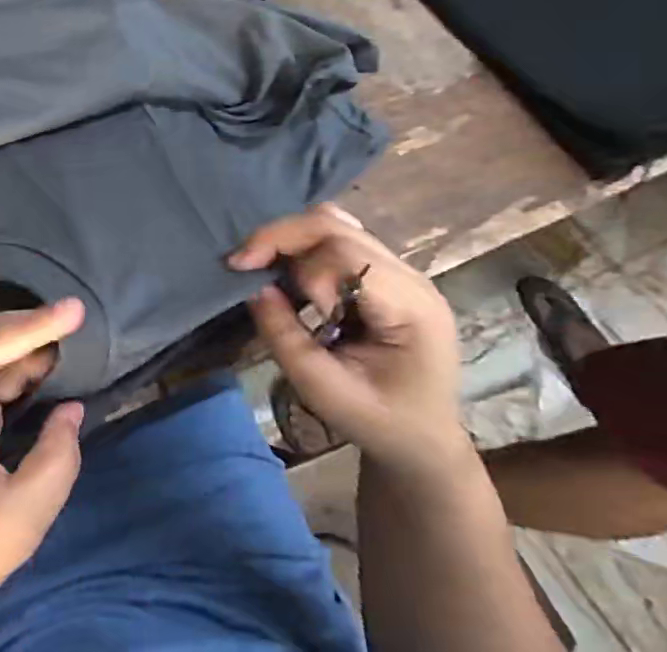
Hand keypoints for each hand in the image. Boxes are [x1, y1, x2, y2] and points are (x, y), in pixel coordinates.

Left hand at [0, 300, 86, 650]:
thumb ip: (57, 456)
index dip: (33, 325)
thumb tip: (72, 409)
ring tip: (69, 333)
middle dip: (29, 325)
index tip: (75, 311)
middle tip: (76, 315)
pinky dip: (19, 371)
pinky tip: (48, 366)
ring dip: (26, 345)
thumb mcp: (23, 514)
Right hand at [231, 203, 466, 472]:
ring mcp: (401, 271)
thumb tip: (255, 288)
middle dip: (282, 237)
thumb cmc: (379, 422)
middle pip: (338, 229)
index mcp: (410, 308)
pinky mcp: (385, 272)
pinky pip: (341, 238)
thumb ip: (286, 338)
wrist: (424, 440)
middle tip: (241, 261)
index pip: (344, 256)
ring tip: (260, 262)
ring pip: (337, 226)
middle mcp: (411, 278)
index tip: (248, 277)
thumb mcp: (325, 391)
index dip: (292, 259)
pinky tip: (287, 265)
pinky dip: (305, 243)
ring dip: (291, 238)